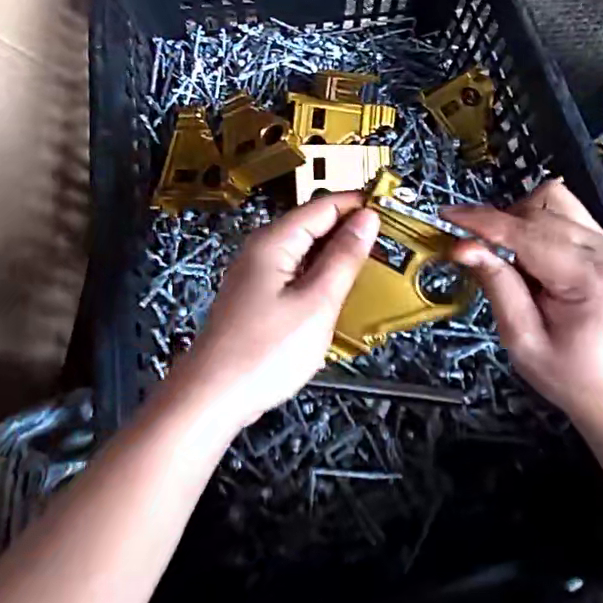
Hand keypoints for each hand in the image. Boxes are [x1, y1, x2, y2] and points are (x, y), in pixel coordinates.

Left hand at [175, 192, 379, 425]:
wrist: (211, 398)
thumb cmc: (262, 353)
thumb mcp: (317, 303)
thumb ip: (344, 258)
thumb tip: (366, 220)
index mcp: (274, 242)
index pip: (324, 206)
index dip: (359, 204)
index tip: (391, 209)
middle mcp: (261, 251)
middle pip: (313, 225)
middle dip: (350, 229)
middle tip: (389, 241)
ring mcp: (256, 275)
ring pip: (305, 251)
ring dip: (337, 254)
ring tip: (372, 264)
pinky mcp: (257, 299)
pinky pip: (295, 274)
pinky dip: (320, 276)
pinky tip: (338, 292)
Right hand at [442, 181, 602, 431]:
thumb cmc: (569, 374)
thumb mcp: (522, 339)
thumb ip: (497, 285)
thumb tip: (465, 246)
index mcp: (591, 279)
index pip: (527, 234)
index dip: (482, 223)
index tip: (448, 218)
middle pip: (537, 213)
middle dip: (497, 227)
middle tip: (471, 251)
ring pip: (549, 202)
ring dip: (518, 220)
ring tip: (506, 256)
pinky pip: (563, 211)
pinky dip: (535, 223)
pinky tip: (527, 253)